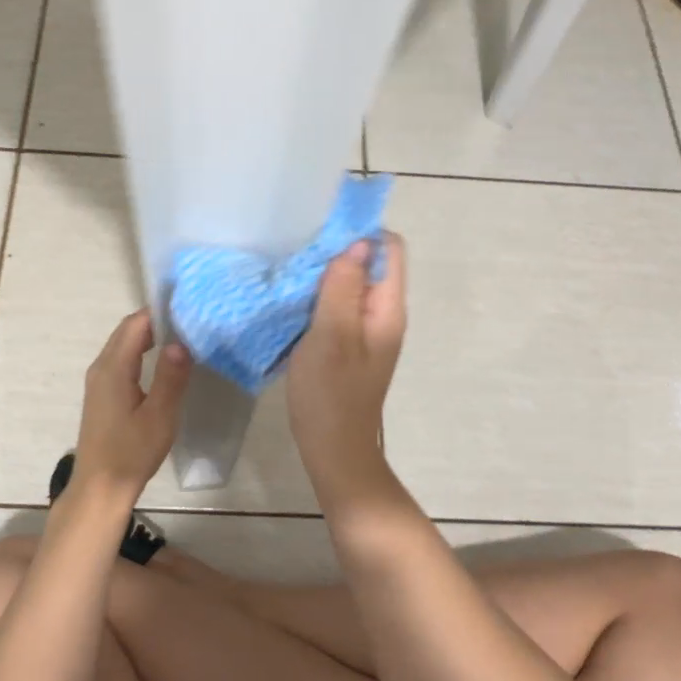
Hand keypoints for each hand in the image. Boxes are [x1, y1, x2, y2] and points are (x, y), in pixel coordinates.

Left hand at [68, 309, 192, 504]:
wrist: (101, 487)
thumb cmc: (131, 453)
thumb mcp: (159, 416)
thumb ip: (170, 377)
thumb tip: (181, 342)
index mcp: (113, 368)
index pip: (136, 324)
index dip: (161, 312)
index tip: (190, 309)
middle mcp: (101, 367)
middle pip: (128, 331)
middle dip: (157, 321)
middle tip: (191, 320)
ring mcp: (99, 381)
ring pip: (124, 345)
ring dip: (150, 336)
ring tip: (183, 337)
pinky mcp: (102, 394)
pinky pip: (122, 360)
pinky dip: (142, 352)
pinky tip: (164, 363)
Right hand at [286, 232, 406, 493]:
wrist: (333, 450)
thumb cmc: (331, 394)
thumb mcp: (332, 335)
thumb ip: (342, 287)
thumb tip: (356, 243)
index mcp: (388, 309)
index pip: (390, 249)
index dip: (361, 233)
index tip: (322, 231)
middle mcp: (383, 316)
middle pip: (371, 265)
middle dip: (338, 252)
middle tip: (297, 250)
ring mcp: (366, 333)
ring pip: (351, 287)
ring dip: (325, 277)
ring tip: (290, 272)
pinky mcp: (348, 347)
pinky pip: (338, 310)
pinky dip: (318, 300)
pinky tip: (292, 303)